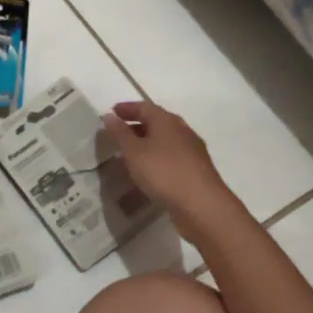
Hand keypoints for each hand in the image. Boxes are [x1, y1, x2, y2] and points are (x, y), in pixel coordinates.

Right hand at [103, 100, 246, 239]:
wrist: (202, 205)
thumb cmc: (164, 172)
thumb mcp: (133, 152)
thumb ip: (120, 133)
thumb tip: (109, 116)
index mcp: (166, 121)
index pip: (144, 106)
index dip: (127, 108)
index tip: (112, 112)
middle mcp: (182, 130)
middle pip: (157, 122)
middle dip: (137, 125)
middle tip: (120, 132)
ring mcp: (193, 150)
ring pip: (166, 140)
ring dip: (148, 142)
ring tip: (131, 153)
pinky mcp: (197, 169)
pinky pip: (173, 156)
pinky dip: (158, 157)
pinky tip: (150, 171)